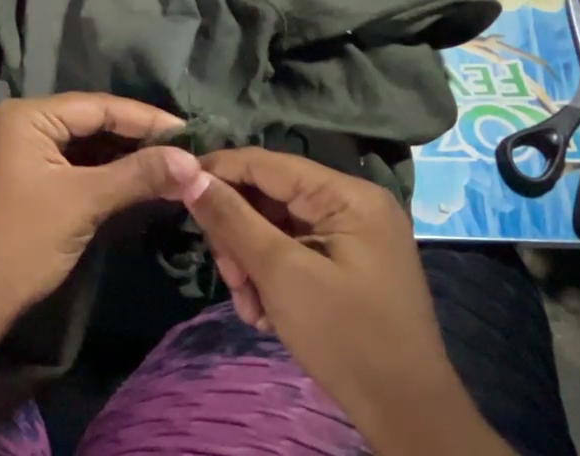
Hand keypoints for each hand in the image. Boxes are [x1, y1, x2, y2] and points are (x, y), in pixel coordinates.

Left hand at [0, 94, 209, 318]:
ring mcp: (18, 147)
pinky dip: (103, 170)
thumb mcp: (85, 202)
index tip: (193, 132)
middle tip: (188, 151)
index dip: (146, 118)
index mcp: (24, 115)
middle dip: (138, 137)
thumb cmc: (25, 240)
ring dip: (124, 155)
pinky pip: (71, 161)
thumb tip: (193, 162)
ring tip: (173, 165)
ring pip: (82, 142)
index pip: (96, 106)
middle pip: (89, 120)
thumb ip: (138, 175)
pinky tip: (139, 179)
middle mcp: (18, 121)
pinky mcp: (23, 172)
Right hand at [186, 148, 506, 454]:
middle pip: (265, 196)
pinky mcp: (342, 263)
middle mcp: (350, 205)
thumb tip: (185, 173)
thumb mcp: (281, 274)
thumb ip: (231, 218)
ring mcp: (348, 236)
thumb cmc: (347, 337)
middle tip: (228, 275)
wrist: (406, 415)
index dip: (216, 172)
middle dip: (237, 234)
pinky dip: (267, 276)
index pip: (265, 163)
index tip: (173, 190)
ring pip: (270, 226)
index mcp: (347, 196)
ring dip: (248, 261)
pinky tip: (262, 311)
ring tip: (248, 303)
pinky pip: (288, 250)